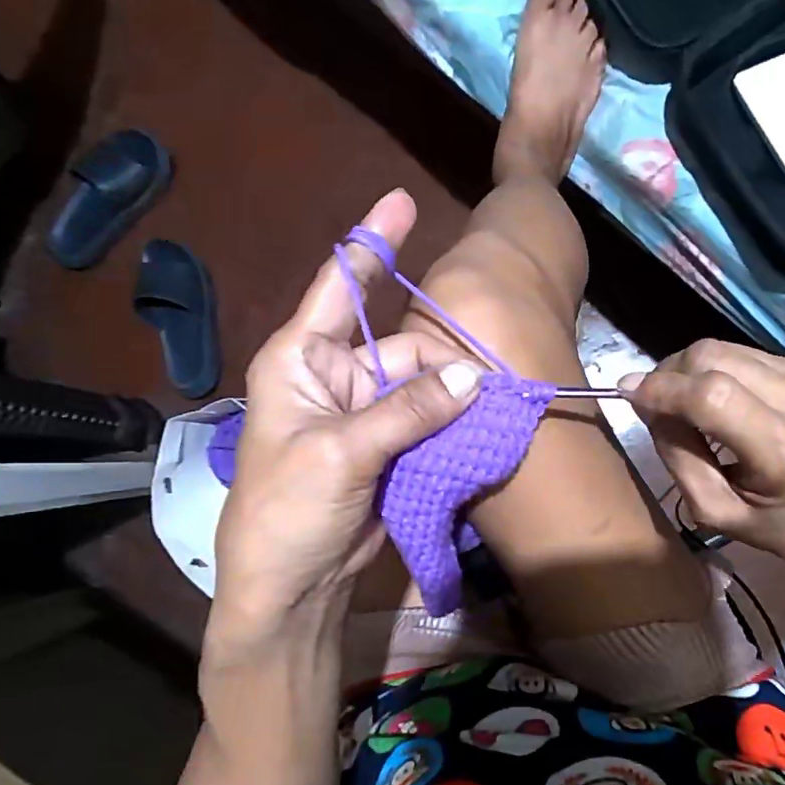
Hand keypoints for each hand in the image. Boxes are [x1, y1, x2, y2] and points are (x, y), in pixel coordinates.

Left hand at [211, 190, 481, 649]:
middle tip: (489, 374)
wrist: (292, 584)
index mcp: (301, 359)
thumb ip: (409, 411)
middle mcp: (333, 376)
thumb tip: (476, 375)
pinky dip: (453, 418)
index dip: (371, 243)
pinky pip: (428, 418)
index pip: (339, 286)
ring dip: (455, 390)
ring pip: (422, 383)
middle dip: (443, 353)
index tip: (403, 200)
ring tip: (496, 397)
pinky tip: (483, 418)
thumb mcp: (343, 453)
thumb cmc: (288, 509)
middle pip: (400, 344)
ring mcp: (364, 412)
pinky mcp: (388, 446)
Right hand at [622, 340, 784, 577]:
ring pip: (726, 349)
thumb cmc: (765, 522)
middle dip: (672, 374)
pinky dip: (720, 371)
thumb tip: (642, 396)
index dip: (665, 389)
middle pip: (715, 360)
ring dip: (692, 371)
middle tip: (657, 401)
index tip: (630, 394)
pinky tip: (725, 398)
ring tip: (689, 402)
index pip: (714, 398)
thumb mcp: (709, 509)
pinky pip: (745, 353)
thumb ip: (675, 453)